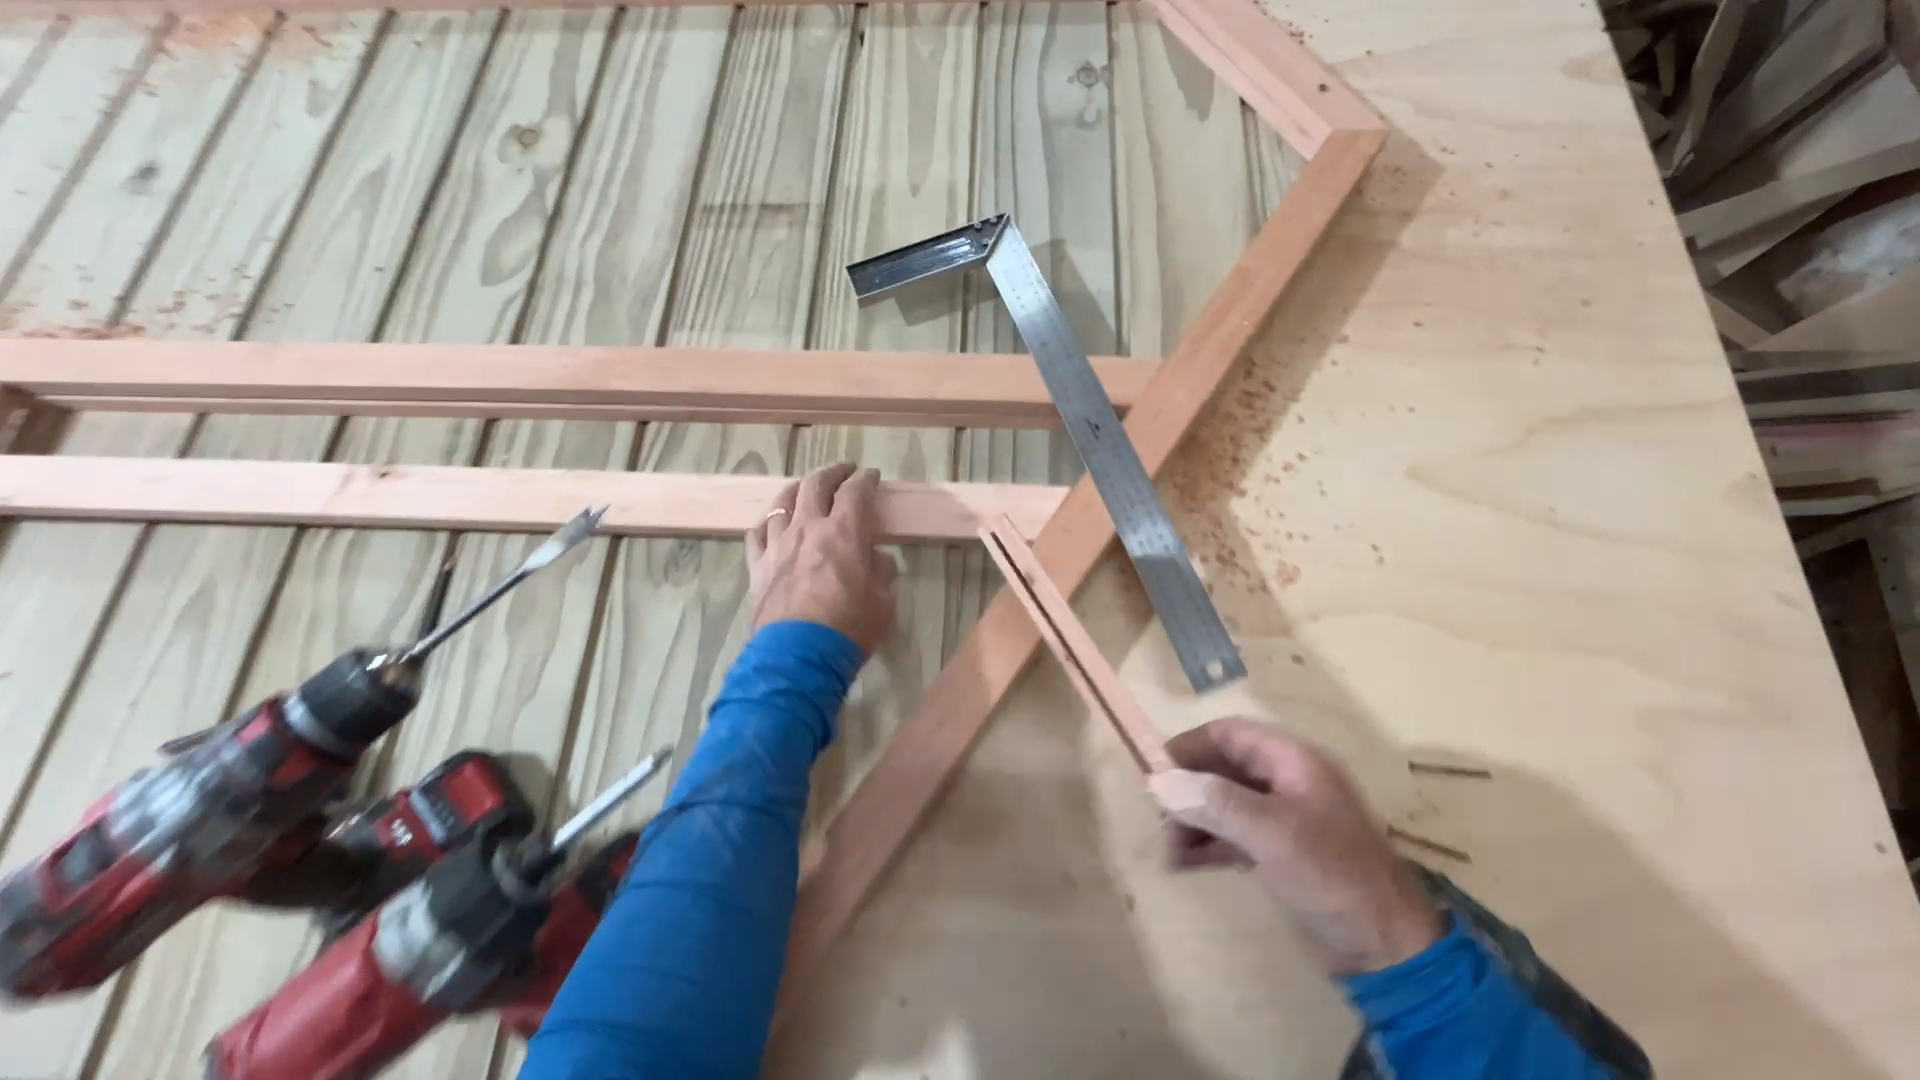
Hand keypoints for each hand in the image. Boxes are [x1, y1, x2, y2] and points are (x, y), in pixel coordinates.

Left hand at [745, 463, 898, 655]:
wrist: (798, 655)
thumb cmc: (849, 627)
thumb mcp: (883, 601)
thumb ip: (880, 571)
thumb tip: (874, 558)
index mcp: (844, 531)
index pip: (856, 492)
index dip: (866, 480)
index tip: (872, 476)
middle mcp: (808, 527)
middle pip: (816, 485)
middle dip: (833, 472)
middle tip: (843, 470)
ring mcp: (778, 544)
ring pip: (782, 503)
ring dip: (797, 490)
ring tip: (804, 488)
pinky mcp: (758, 566)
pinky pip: (757, 533)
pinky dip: (767, 522)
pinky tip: (772, 524)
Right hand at [1148, 719, 1442, 976]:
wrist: (1387, 946)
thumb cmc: (1331, 875)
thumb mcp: (1270, 833)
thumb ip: (1214, 802)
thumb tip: (1159, 781)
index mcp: (1293, 760)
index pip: (1228, 734)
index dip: (1189, 748)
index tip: (1153, 774)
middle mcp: (1286, 780)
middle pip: (1222, 767)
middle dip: (1187, 789)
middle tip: (1159, 819)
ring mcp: (1283, 817)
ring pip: (1223, 802)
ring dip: (1193, 819)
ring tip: (1170, 850)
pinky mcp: (1279, 851)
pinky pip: (1232, 833)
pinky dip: (1207, 842)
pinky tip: (1184, 862)